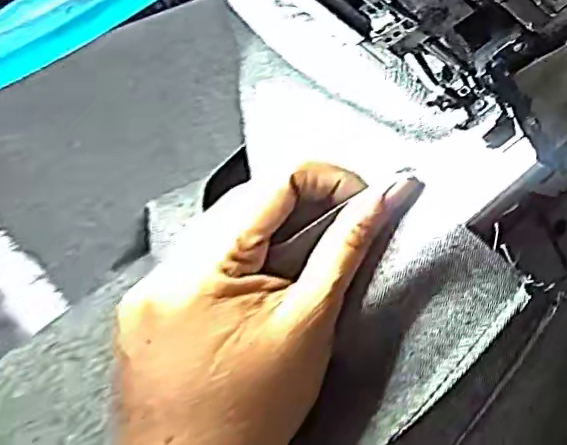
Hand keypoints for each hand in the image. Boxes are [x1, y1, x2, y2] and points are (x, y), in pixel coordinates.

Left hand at [115, 163, 419, 444]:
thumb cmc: (247, 411)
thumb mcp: (315, 313)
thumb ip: (353, 240)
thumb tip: (390, 191)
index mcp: (193, 276)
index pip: (275, 182)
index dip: (335, 180)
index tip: (367, 199)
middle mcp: (160, 280)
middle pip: (255, 196)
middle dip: (316, 200)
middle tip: (355, 222)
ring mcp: (152, 296)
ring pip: (239, 220)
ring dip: (292, 223)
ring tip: (322, 255)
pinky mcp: (158, 309)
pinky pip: (220, 250)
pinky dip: (265, 248)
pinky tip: (288, 275)